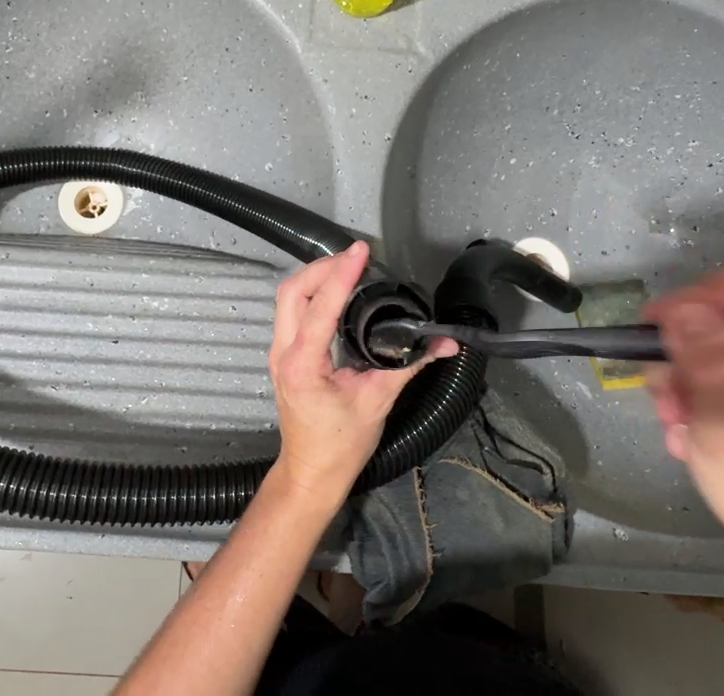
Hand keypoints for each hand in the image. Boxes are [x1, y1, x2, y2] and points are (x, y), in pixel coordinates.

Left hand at [268, 242, 456, 499]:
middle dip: (322, 268)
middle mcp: (283, 352)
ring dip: (315, 278)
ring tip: (348, 268)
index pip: (320, 308)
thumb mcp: (378, 401)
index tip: (360, 252)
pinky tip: (335, 291)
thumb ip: (409, 365)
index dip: (340, 275)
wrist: (312, 473)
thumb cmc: (340, 445)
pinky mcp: (283, 355)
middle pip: (292, 292)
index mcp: (303, 364)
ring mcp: (278, 353)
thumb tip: (445, 343)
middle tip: (355, 258)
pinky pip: (291, 312)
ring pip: (288, 299)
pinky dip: (312, 294)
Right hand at [644, 253, 723, 589]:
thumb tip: (683, 310)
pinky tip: (693, 415)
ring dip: (685, 367)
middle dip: (687, 342)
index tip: (662, 331)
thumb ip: (715, 367)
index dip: (706, 294)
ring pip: (720, 327)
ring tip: (678, 414)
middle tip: (668, 393)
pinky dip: (697, 379)